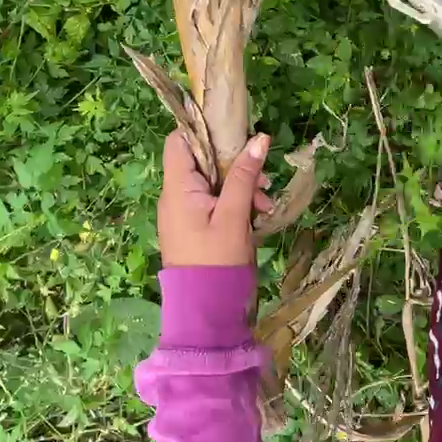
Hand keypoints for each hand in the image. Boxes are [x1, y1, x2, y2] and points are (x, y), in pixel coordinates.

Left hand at [158, 131, 274, 266]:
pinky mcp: (195, 225)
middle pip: (202, 159)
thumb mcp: (235, 215)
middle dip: (236, 162)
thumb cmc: (217, 261)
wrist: (205, 313)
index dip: (203, 129)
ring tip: (265, 202)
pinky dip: (236, 201)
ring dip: (241, 184)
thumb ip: (245, 175)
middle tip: (262, 177)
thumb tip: (260, 137)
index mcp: (178, 188)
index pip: (179, 140)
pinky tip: (259, 212)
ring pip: (213, 180)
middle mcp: (176, 195)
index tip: (234, 131)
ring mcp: (185, 211)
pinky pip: (215, 200)